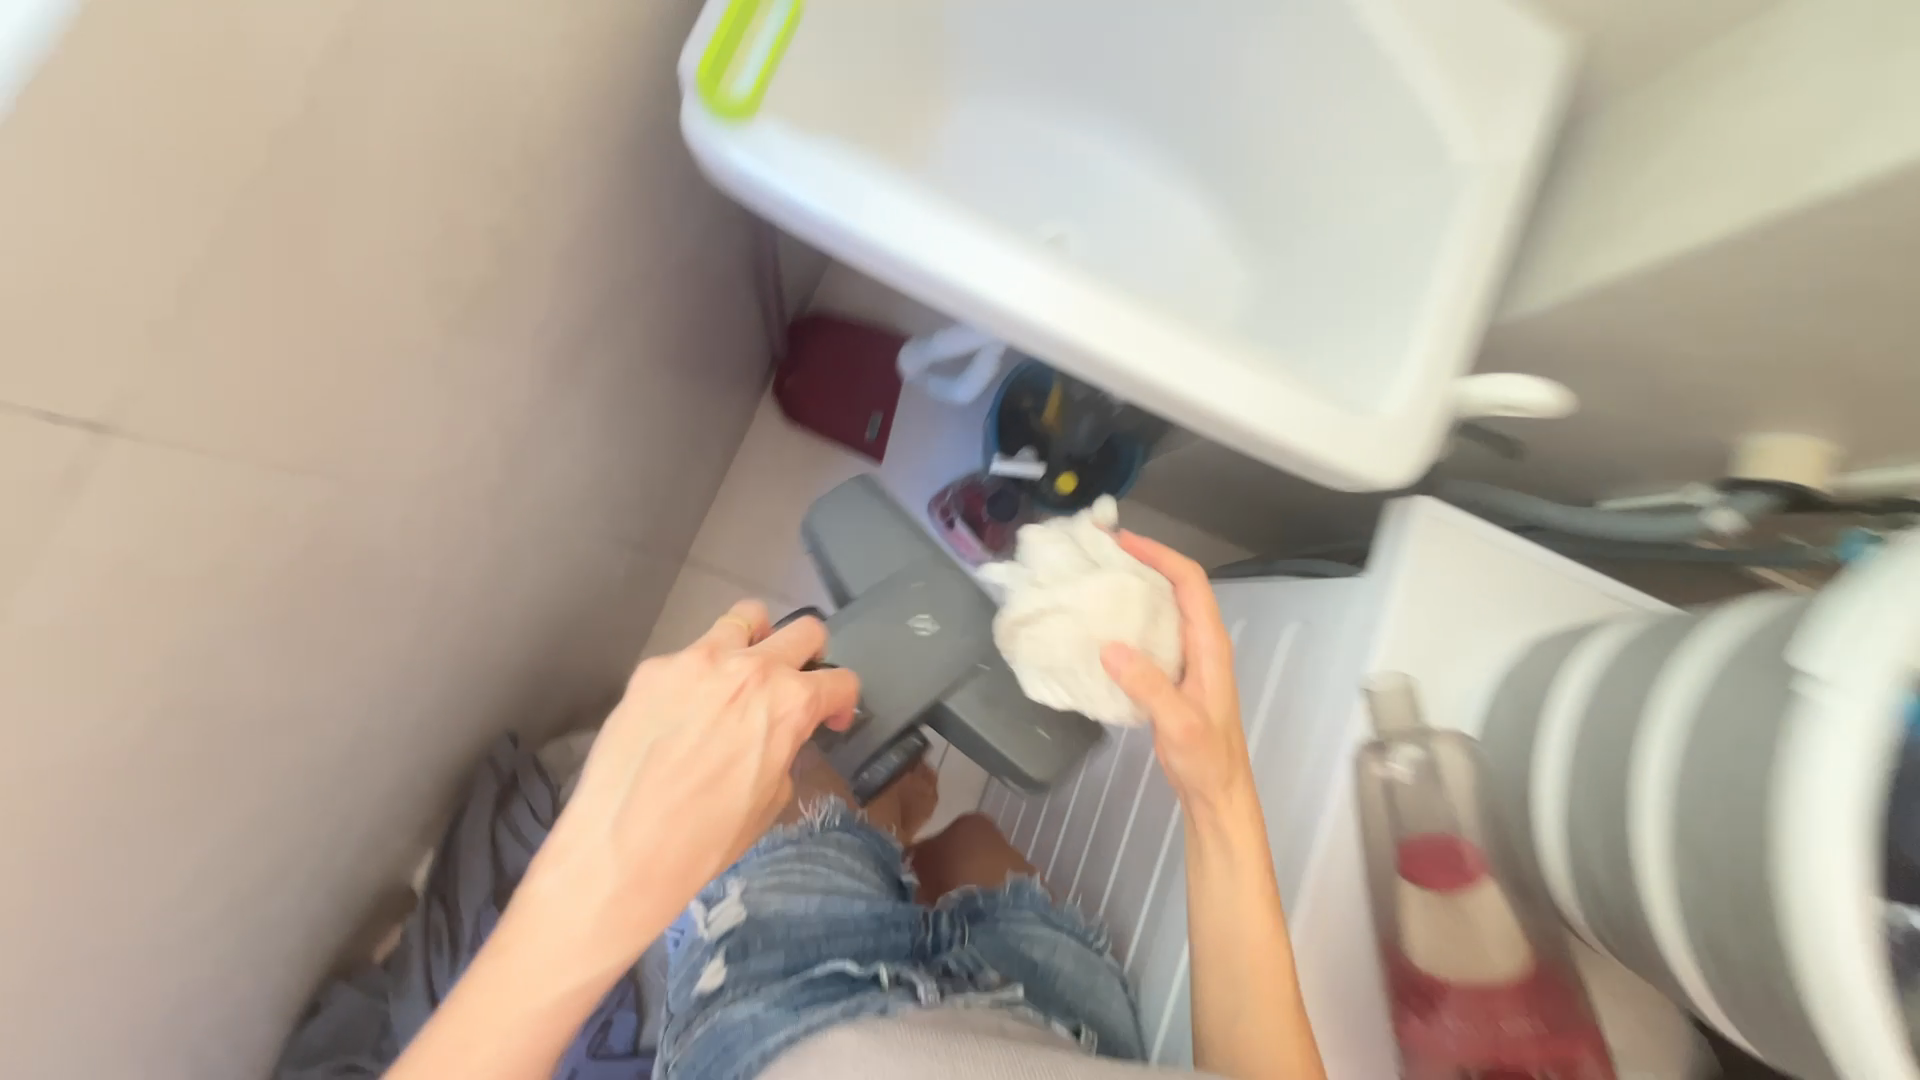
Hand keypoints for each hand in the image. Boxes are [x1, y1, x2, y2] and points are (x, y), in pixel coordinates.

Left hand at [524, 601, 859, 963]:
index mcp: (791, 702)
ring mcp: (698, 659)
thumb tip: (780, 734)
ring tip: (742, 671)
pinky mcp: (654, 667)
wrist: (623, 849)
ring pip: (747, 616)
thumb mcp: (773, 797)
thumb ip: (786, 746)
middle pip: (806, 630)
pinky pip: (690, 654)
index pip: (842, 681)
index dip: (842, 704)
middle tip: (796, 684)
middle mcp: (752, 667)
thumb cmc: (709, 837)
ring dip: (757, 641)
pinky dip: (700, 673)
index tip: (830, 721)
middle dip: (812, 656)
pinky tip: (681, 711)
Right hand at [1100, 532, 1252, 816]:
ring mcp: (1187, 657)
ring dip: (1135, 586)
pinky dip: (1128, 616)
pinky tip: (1100, 622)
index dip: (1159, 555)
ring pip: (1163, 606)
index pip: (1189, 582)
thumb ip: (1148, 684)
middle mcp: (1201, 642)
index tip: (1121, 542)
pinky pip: (1151, 630)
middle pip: (1176, 585)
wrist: (1216, 793)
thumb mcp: (1179, 723)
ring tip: (1095, 577)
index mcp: (1209, 644)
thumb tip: (1109, 646)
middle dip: (1143, 561)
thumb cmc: (1205, 758)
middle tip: (1099, 552)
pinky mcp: (1172, 672)